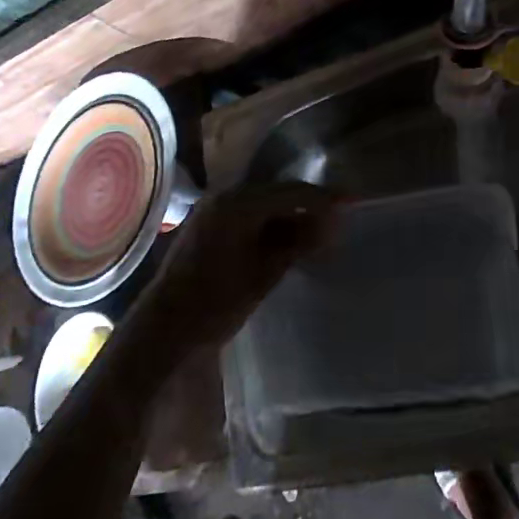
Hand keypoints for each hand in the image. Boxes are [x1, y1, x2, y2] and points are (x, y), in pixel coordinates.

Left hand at [126, 182, 336, 360]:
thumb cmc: (216, 302)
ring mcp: (213, 209)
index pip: (292, 192)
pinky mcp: (208, 223)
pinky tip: (287, 241)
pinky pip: (247, 214)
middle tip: (337, 222)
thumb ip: (297, 244)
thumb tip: (330, 224)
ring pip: (262, 203)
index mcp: (239, 205)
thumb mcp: (264, 274)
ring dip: (289, 215)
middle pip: (277, 192)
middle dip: (308, 206)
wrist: (166, 326)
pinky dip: (269, 224)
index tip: (352, 201)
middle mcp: (225, 197)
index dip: (325, 198)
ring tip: (317, 235)